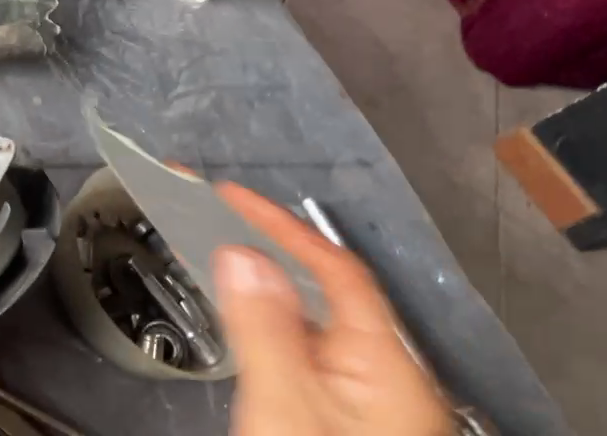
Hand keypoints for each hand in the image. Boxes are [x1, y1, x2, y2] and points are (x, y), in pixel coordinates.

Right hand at [213, 183, 455, 435]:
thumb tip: (243, 255)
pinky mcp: (350, 422)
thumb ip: (265, 326)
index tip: (227, 194)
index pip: (335, 268)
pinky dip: (274, 317)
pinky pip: (310, 348)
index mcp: (386, 365)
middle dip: (272, 244)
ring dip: (272, 279)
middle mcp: (389, 377)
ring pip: (320, 320)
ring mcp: (374, 404)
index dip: (281, 223)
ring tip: (224, 249)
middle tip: (217, 214)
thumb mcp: (286, 406)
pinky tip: (250, 317)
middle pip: (331, 290)